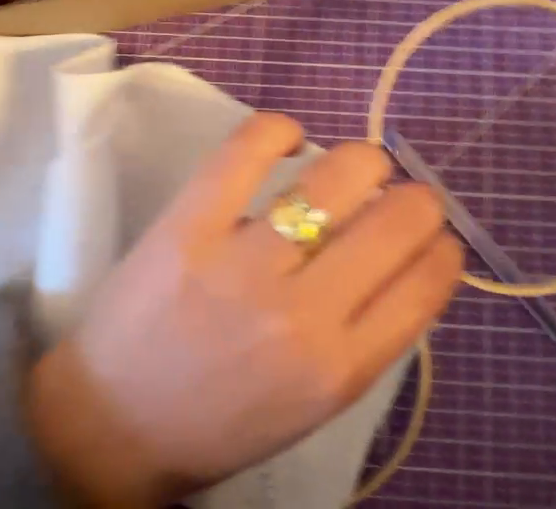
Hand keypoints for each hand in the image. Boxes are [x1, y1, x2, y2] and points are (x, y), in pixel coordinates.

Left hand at [23, 114, 462, 506]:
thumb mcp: (316, 403)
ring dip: (365, 162)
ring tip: (354, 171)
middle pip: (399, 219)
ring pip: (341, 174)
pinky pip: (250, 147)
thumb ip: (370, 334)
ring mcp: (243, 262)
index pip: (427, 282)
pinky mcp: (191, 223)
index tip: (435, 237)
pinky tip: (290, 140)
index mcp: (339, 368)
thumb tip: (411, 255)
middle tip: (399, 199)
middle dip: (417, 199)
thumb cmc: (224, 421)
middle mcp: (302, 314)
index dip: (444, 247)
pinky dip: (281, 129)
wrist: (110, 426)